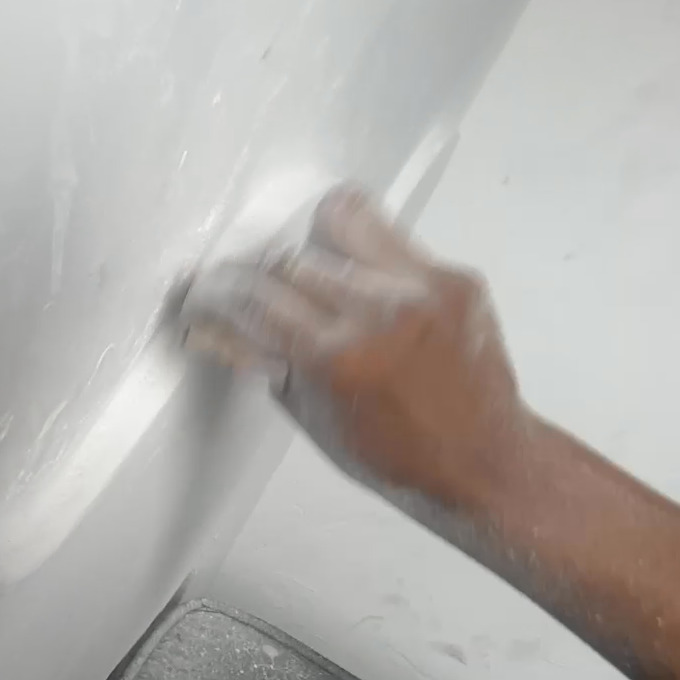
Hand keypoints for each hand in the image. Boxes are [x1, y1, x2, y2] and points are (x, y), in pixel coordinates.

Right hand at [179, 185, 529, 512]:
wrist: (478, 457)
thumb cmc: (382, 451)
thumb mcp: (305, 412)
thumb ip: (263, 361)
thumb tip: (215, 327)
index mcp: (337, 357)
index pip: (257, 300)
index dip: (218, 290)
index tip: (200, 289)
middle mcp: (381, 311)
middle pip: (290, 259)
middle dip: (253, 270)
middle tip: (239, 283)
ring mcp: (424, 287)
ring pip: (343, 222)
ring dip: (304, 247)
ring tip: (295, 270)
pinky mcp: (454, 275)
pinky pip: (389, 239)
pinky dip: (355, 251)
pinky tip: (347, 280)